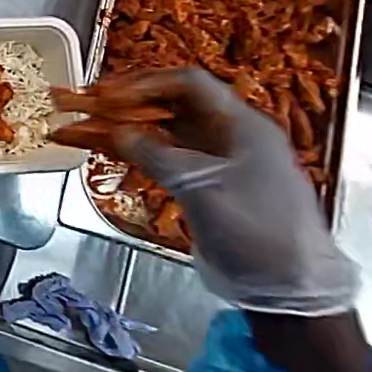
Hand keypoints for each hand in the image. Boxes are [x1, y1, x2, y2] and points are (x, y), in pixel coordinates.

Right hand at [101, 69, 358, 315]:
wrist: (286, 288)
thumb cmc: (256, 230)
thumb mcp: (201, 187)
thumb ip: (156, 155)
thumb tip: (117, 133)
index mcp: (240, 125)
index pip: (187, 84)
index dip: (145, 83)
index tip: (109, 93)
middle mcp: (228, 134)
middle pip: (170, 105)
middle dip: (126, 103)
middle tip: (88, 104)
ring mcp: (216, 159)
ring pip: (161, 131)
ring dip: (124, 127)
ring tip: (85, 125)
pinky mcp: (204, 182)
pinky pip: (162, 155)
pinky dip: (133, 151)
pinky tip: (106, 148)